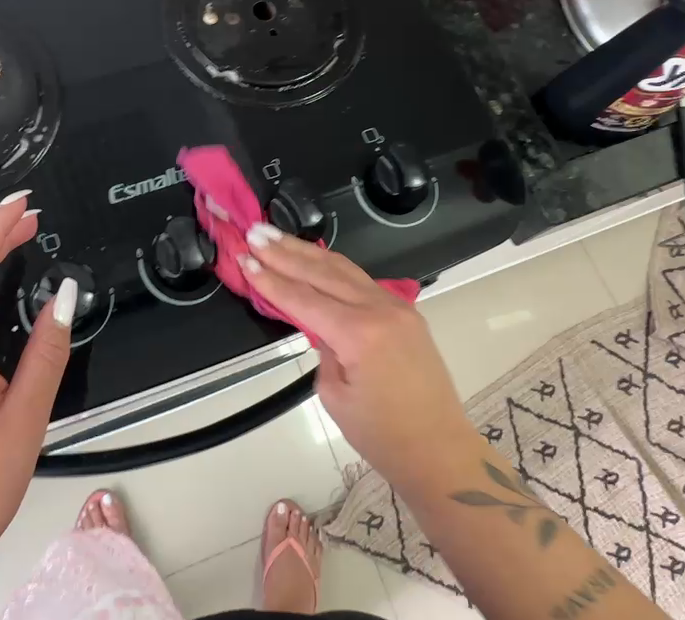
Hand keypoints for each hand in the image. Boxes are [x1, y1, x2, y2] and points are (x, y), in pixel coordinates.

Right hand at [240, 225, 473, 490]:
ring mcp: (397, 307)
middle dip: (284, 252)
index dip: (271, 279)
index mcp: (360, 334)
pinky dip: (332, 266)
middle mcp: (380, 310)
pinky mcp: (405, 312)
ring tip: (276, 236)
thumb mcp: (335, 397)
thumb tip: (320, 328)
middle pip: (322, 272)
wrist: (440, 451)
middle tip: (254, 232)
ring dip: (307, 251)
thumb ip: (324, 351)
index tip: (244, 258)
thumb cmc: (384, 436)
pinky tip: (313, 257)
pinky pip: (361, 280)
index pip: (304, 298)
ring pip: (343, 268)